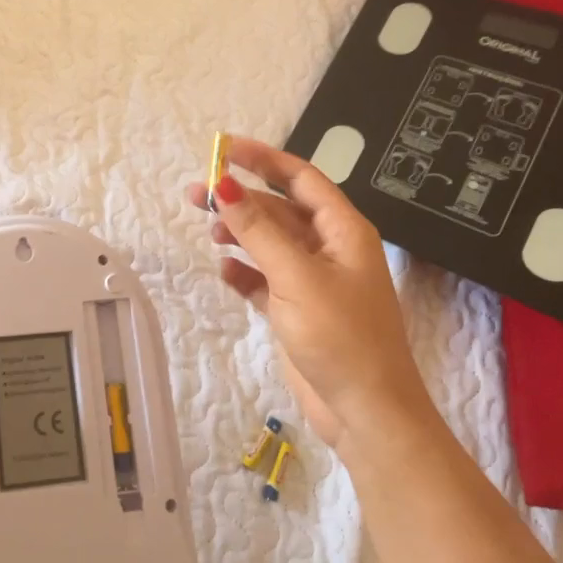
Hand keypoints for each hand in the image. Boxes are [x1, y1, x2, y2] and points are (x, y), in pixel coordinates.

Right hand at [188, 136, 430, 448]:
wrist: (367, 414)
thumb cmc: (342, 337)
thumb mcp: (296, 277)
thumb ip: (257, 229)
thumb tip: (222, 183)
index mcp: (343, 231)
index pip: (300, 178)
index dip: (262, 159)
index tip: (222, 148)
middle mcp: (329, 248)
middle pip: (278, 209)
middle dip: (240, 199)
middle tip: (195, 195)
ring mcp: (313, 280)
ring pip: (268, 242)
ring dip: (239, 233)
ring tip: (209, 233)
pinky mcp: (297, 310)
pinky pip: (263, 277)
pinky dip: (243, 271)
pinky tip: (225, 272)